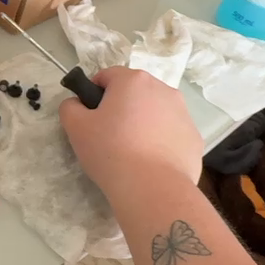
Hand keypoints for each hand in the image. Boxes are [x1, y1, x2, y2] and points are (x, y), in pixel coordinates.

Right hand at [60, 66, 202, 192]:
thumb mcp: (75, 127)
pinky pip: (171, 133)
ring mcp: (183, 113)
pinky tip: (150, 161)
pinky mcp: (194, 137)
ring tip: (131, 151)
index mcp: (133, 81)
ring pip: (155, 111)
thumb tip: (77, 104)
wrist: (152, 188)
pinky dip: (160, 141)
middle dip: (121, 107)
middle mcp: (163, 89)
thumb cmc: (110, 150)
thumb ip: (70, 107)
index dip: (94, 93)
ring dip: (142, 122)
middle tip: (109, 134)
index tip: (91, 116)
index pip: (107, 76)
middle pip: (134, 92)